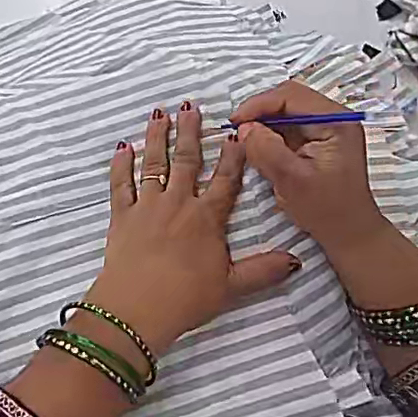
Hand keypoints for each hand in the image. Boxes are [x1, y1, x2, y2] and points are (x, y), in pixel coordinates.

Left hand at [84, 101, 298, 355]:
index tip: (235, 133)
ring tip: (159, 114)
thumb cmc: (185, 299)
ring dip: (158, 137)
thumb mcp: (232, 286)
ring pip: (154, 164)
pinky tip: (123, 147)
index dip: (233, 156)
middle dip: (191, 132)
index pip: (226, 180)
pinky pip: (121, 184)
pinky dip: (121, 165)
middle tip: (191, 106)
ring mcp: (148, 207)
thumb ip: (263, 270)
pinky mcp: (122, 216)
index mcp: (207, 218)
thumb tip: (296, 261)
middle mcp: (179, 204)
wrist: (136, 310)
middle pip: (187, 161)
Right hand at [229, 81, 393, 253]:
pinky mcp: (318, 139)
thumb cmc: (327, 210)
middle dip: (260, 112)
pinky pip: (288, 126)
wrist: (349, 233)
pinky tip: (259, 147)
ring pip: (286, 111)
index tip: (234, 122)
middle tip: (237, 130)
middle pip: (288, 99)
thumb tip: (244, 128)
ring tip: (246, 140)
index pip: (291, 96)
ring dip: (264, 122)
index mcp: (336, 122)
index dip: (258, 105)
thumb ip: (266, 150)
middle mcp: (334, 118)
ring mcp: (327, 128)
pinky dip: (270, 133)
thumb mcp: (292, 181)